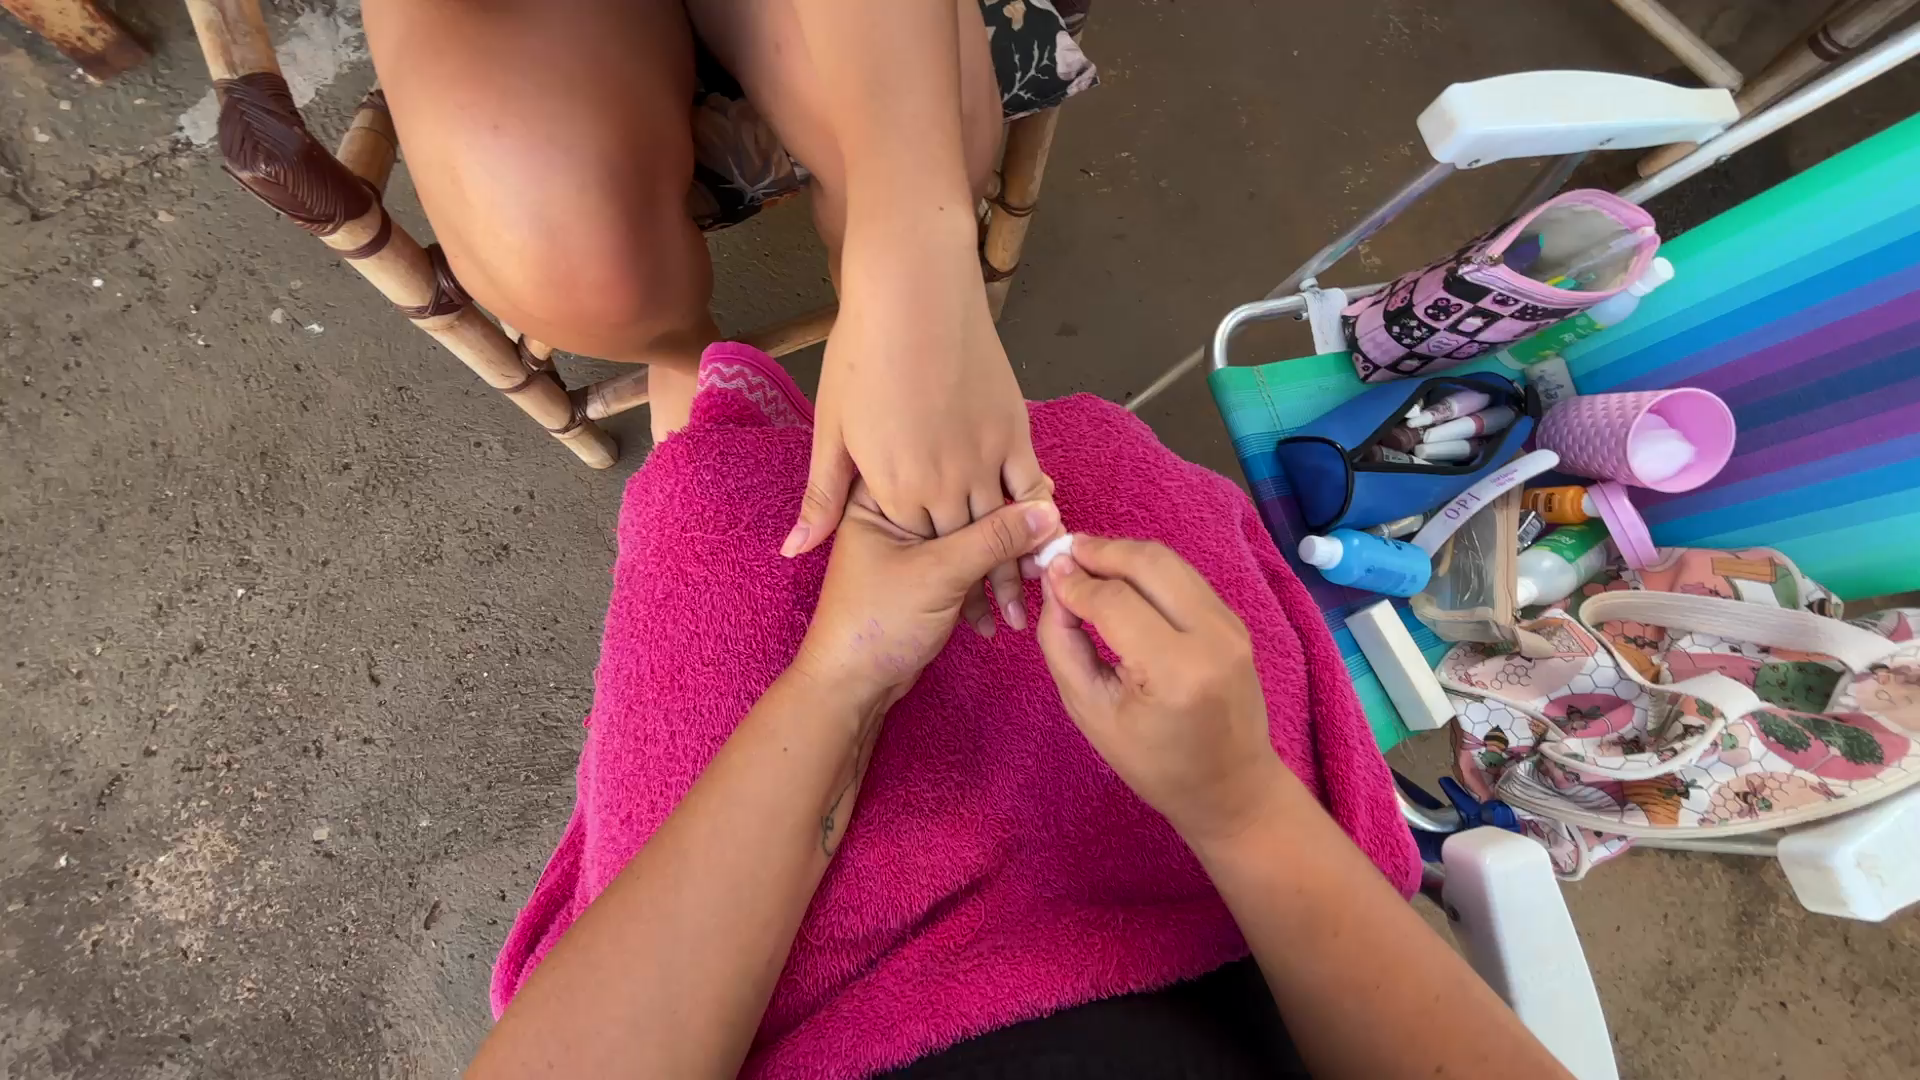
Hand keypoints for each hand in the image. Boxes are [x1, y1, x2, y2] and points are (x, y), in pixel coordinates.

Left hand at [784, 227, 1049, 637]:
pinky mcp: (1013, 431)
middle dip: (990, 591)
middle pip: (969, 548)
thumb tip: (792, 551)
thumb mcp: (830, 433)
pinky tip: (1048, 533)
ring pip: (1006, 526)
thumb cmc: (860, 359)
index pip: (924, 552)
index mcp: (896, 488)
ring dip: (1021, 565)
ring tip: (1034, 595)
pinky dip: (1042, 512)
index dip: (948, 588)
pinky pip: (1033, 484)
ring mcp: (983, 457)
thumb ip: (822, 500)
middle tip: (1007, 623)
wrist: (911, 291)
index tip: (963, 619)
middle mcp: (944, 482)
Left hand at [794, 481, 1059, 708]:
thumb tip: (1048, 512)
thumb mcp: (939, 574)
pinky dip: (992, 576)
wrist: (853, 685)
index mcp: (880, 495)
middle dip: (1009, 524)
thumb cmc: (878, 622)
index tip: (1044, 492)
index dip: (998, 479)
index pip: (947, 468)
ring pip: (970, 535)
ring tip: (1037, 569)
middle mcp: (894, 511)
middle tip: (1048, 534)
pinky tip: (1016, 593)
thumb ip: (993, 539)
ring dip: (1006, 556)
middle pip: (964, 502)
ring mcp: (911, 544)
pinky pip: (967, 561)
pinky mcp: (925, 573)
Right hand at [1036, 537, 1287, 845]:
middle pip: (1149, 563)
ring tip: (1084, 560)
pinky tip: (1117, 577)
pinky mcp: (1234, 620)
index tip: (1047, 571)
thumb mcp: (1089, 711)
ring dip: (1122, 553)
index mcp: (1176, 672)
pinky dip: (1145, 568)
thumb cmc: (1153, 763)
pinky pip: (1183, 576)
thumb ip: (1062, 643)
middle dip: (1101, 550)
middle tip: (1063, 552)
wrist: (1232, 787)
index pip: (1115, 601)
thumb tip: (1055, 582)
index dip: (1075, 581)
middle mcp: (1212, 637)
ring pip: (1169, 561)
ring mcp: (1231, 625)